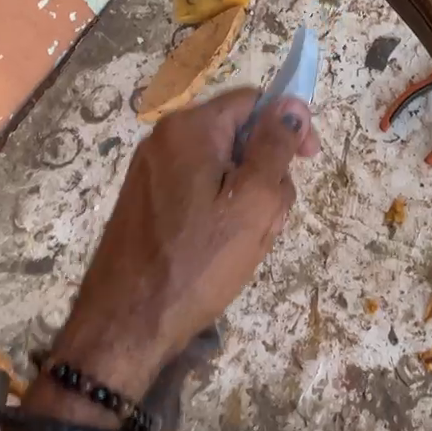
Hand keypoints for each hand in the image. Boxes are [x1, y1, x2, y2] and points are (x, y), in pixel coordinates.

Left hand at [62, 90, 317, 376]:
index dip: (288, 125)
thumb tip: (292, 104)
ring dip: (247, 194)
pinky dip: (220, 208)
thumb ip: (276, 146)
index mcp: (190, 129)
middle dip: (267, 169)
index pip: (255, 101)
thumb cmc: (198, 261)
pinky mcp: (145, 202)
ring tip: (250, 240)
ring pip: (221, 165)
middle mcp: (164, 140)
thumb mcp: (255, 200)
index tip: (307, 161)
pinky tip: (224, 247)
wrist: (124, 328)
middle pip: (238, 134)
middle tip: (273, 216)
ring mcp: (150, 172)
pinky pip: (198, 188)